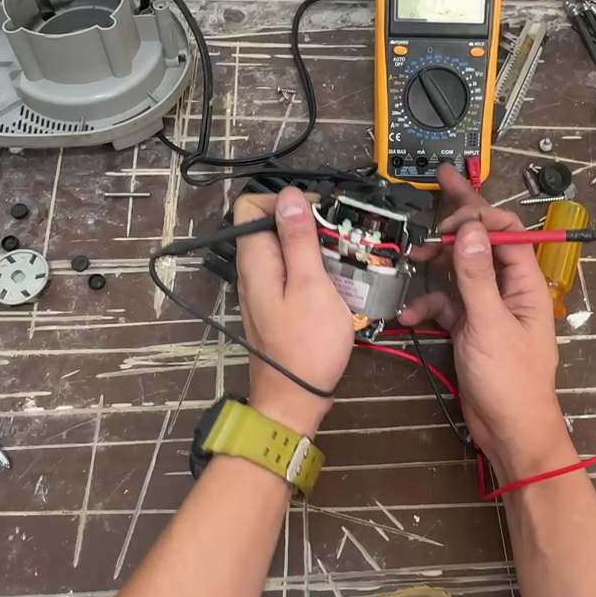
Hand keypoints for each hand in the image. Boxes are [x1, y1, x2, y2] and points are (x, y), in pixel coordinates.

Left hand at [232, 187, 354, 435]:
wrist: (295, 400)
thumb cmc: (306, 344)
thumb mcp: (310, 285)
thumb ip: (299, 239)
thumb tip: (289, 196)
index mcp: (255, 260)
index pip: (252, 205)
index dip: (285, 201)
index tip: (319, 214)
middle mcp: (252, 270)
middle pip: (271, 225)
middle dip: (306, 223)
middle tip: (338, 238)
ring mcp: (263, 288)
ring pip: (284, 249)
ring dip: (314, 247)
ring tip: (343, 257)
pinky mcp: (276, 304)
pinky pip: (291, 272)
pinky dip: (313, 268)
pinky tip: (337, 281)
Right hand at [399, 166, 576, 483]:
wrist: (509, 434)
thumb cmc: (510, 382)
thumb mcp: (490, 326)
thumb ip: (476, 277)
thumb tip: (470, 229)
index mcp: (527, 284)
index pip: (506, 233)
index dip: (479, 216)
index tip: (448, 216)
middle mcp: (508, 289)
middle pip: (484, 242)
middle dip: (460, 219)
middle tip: (437, 186)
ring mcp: (488, 308)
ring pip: (460, 270)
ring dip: (436, 263)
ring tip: (412, 256)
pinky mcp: (470, 327)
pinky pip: (447, 304)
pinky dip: (428, 305)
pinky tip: (410, 316)